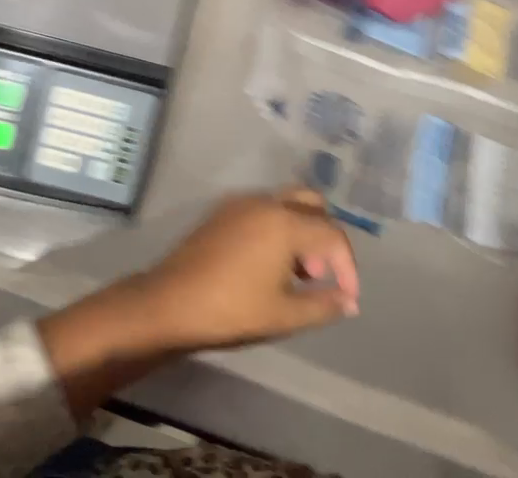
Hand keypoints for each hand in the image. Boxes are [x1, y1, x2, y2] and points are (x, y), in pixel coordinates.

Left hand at [138, 187, 359, 350]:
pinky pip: (263, 208)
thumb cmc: (231, 310)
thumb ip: (324, 305)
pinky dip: (278, 227)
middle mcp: (265, 202)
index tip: (347, 297)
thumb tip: (349, 301)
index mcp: (284, 222)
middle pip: (312, 204)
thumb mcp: (284, 315)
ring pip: (287, 203)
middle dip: (325, 237)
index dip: (348, 266)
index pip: (332, 234)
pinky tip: (268, 264)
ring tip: (295, 274)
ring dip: (301, 231)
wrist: (169, 303)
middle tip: (318, 275)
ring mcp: (240, 203)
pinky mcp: (222, 212)